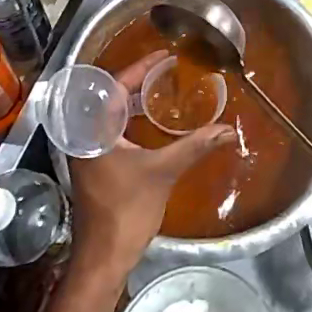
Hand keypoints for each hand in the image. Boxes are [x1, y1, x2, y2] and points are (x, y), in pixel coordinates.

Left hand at [69, 50, 230, 277]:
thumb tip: (226, 130)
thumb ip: (193, 146)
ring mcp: (87, 150)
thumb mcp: (163, 173)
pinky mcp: (93, 163)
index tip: (164, 55)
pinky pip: (110, 128)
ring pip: (108, 112)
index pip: (115, 84)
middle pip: (109, 94)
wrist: (102, 256)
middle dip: (136, 79)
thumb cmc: (126, 211)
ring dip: (131, 99)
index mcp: (95, 129)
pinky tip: (148, 121)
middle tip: (164, 69)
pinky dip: (128, 118)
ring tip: (159, 88)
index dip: (140, 67)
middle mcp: (85, 134)